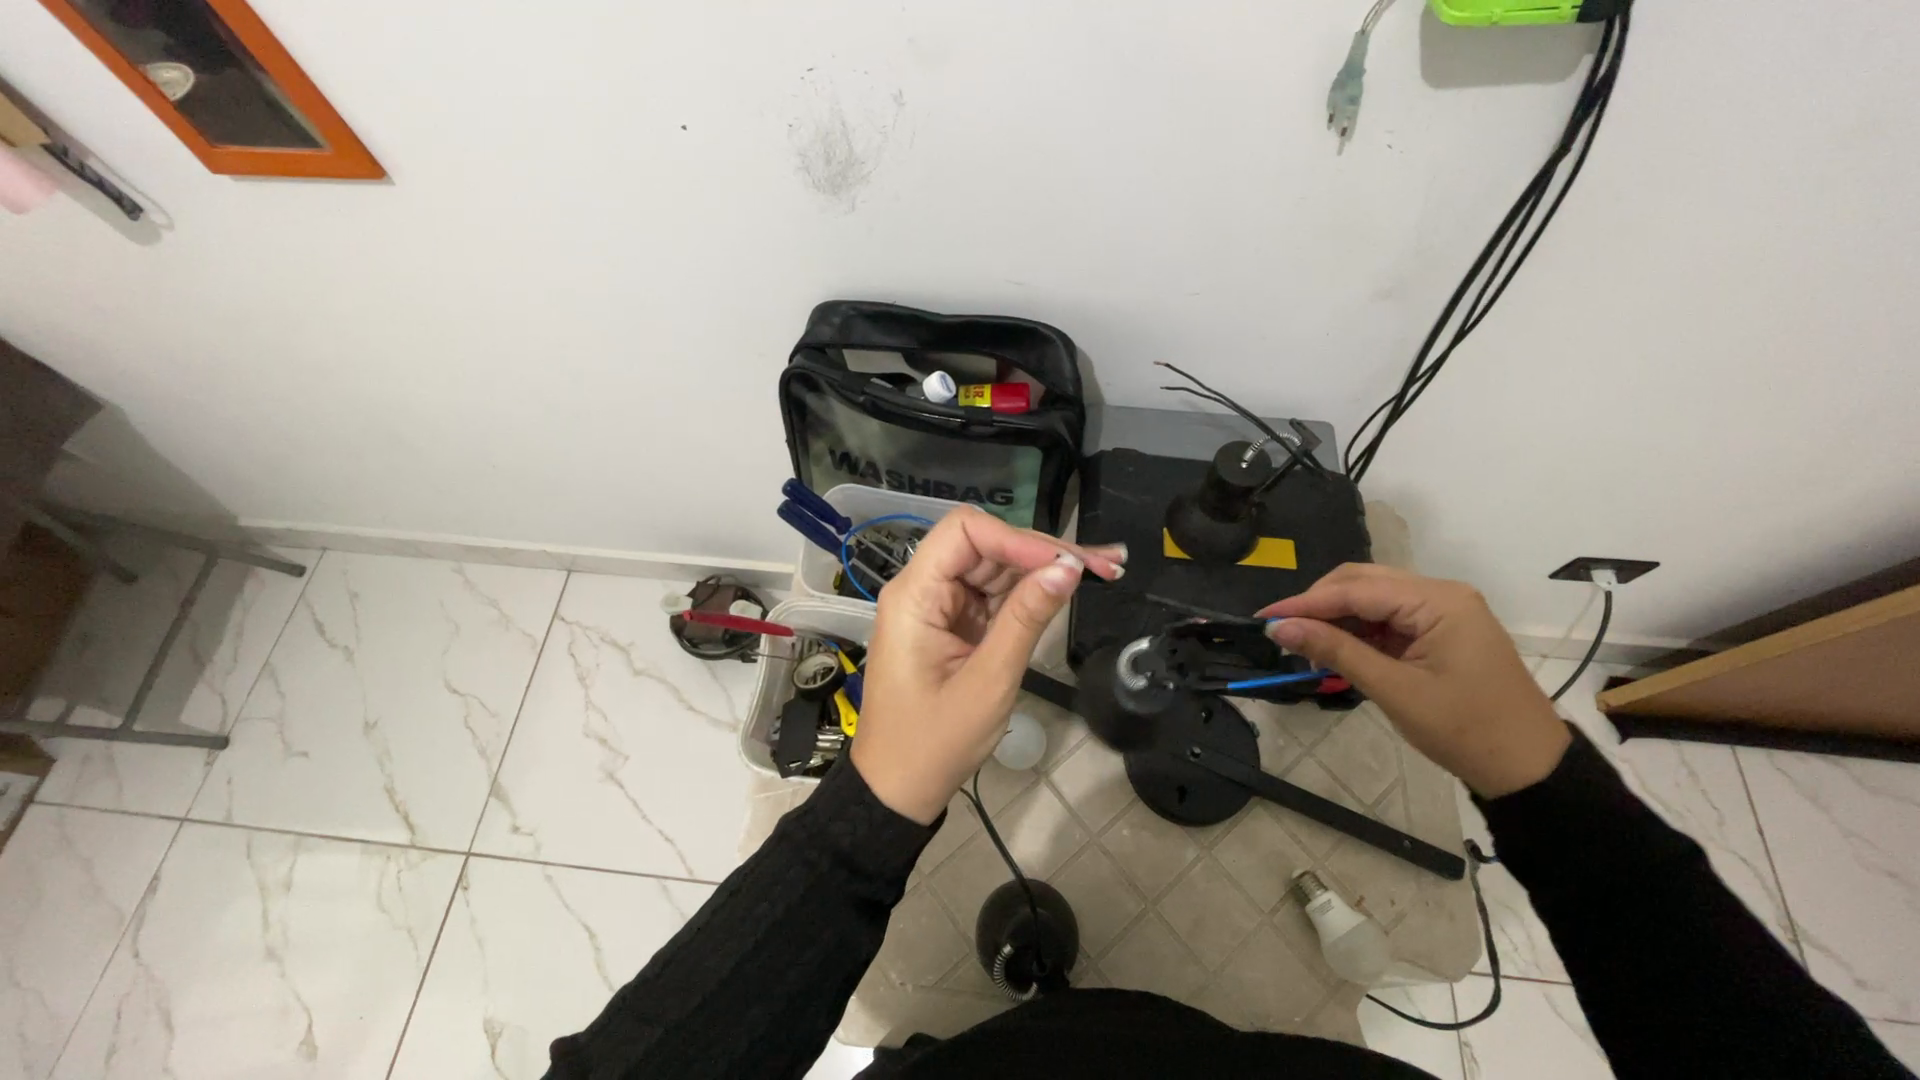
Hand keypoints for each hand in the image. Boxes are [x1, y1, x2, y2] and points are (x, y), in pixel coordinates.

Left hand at [853, 507, 1124, 823]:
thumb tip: (1068, 568)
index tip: (1067, 563)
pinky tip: (1066, 588)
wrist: (898, 788)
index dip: (1019, 539)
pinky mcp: (952, 624)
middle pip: (984, 544)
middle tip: (1105, 564)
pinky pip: (991, 594)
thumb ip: (1026, 618)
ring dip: (1043, 567)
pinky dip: (1028, 592)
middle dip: (1042, 550)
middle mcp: (922, 589)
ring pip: (993, 566)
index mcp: (914, 596)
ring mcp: (937, 606)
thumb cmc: (934, 743)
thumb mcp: (988, 681)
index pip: (965, 532)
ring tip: (1102, 570)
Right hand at [1259, 563, 1570, 797]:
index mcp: (1438, 601)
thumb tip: (1280, 628)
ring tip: (1303, 646)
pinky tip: (1334, 651)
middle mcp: (1441, 594)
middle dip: (1318, 605)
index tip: (1263, 618)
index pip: (1356, 589)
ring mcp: (1443, 612)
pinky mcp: (1440, 631)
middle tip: (1280, 631)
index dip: (1305, 603)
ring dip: (1336, 619)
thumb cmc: (1465, 729)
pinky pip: (1388, 619)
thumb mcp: (1394, 690)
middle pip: (1362, 583)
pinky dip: (1357, 632)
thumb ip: (1335, 651)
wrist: (1529, 768)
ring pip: (1372, 599)